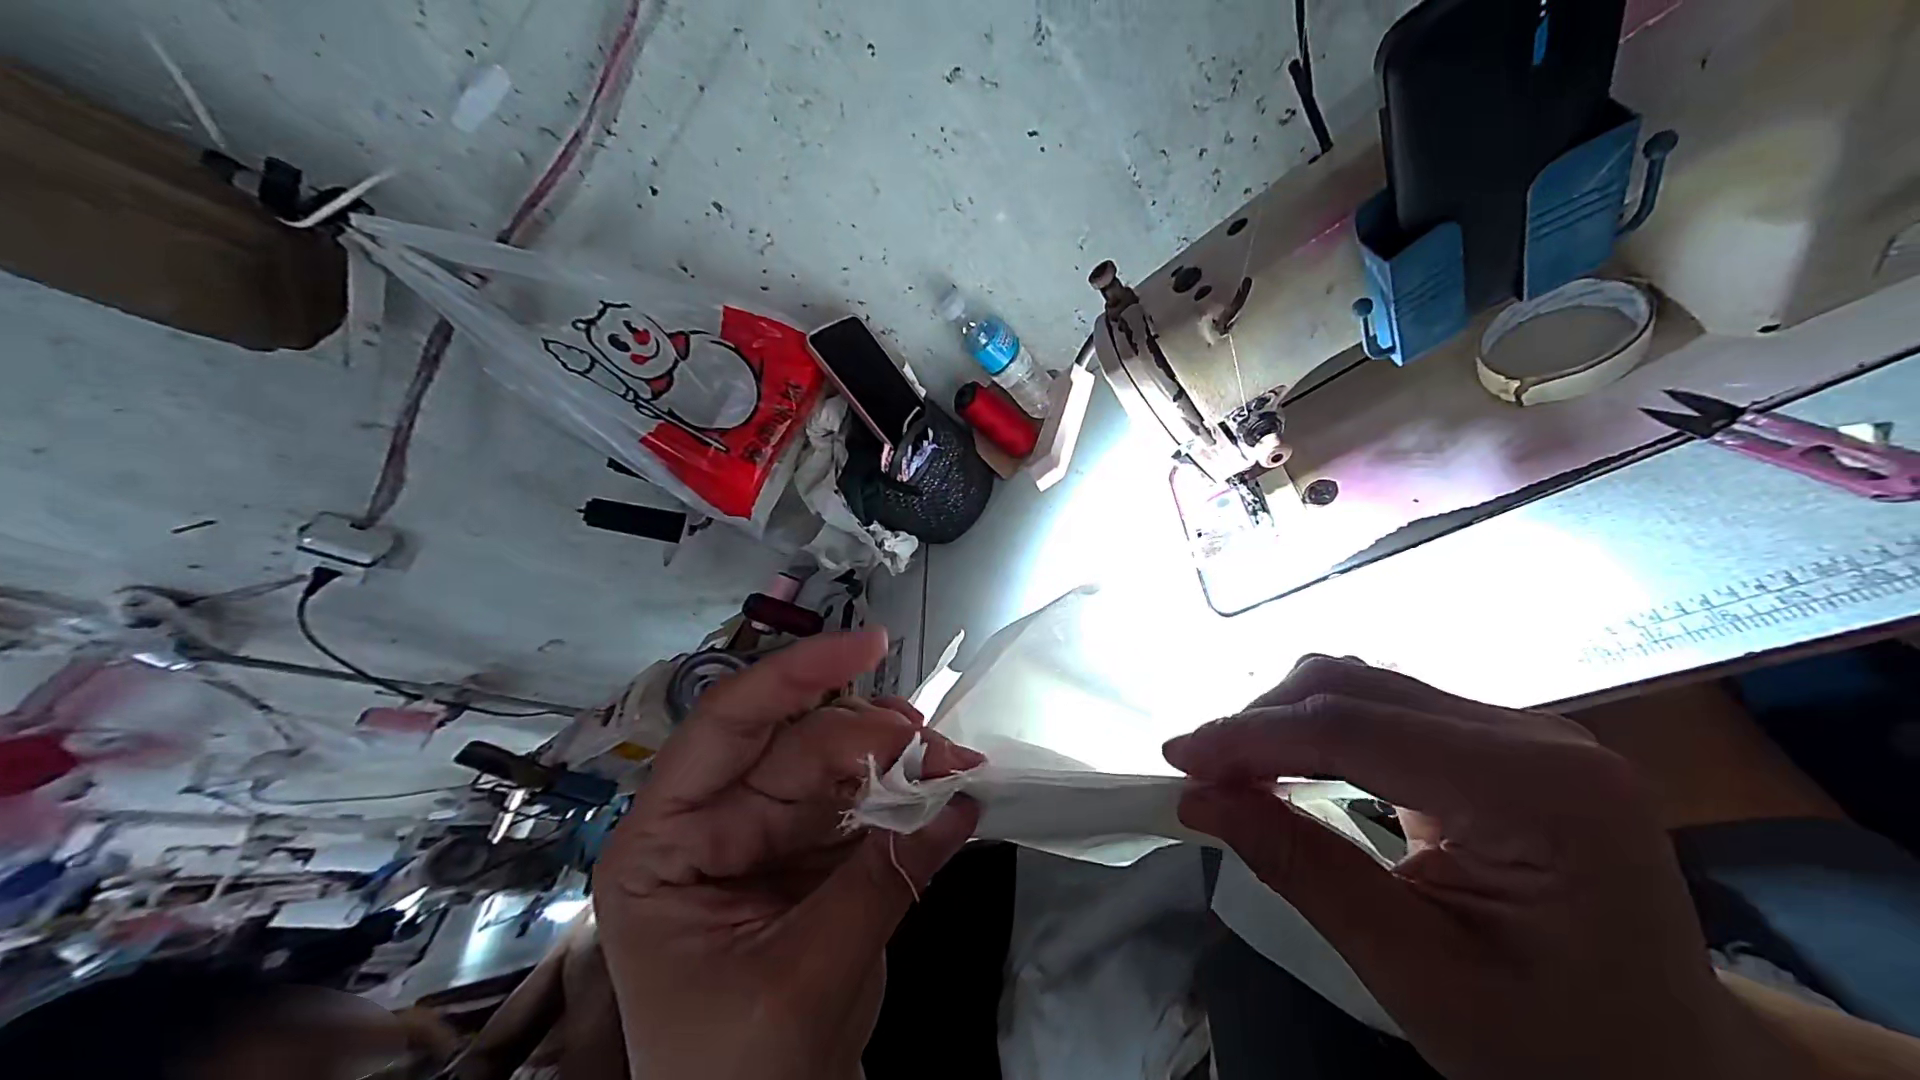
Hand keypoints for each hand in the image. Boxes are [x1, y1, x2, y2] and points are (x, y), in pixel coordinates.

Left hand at [592, 631, 980, 1079]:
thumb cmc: (738, 1071)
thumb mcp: (802, 978)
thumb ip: (883, 880)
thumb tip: (959, 801)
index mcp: (665, 844)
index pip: (725, 728)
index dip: (796, 676)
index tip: (869, 644)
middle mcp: (712, 823)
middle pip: (797, 744)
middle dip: (872, 736)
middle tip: (942, 748)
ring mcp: (767, 834)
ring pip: (837, 765)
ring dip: (898, 760)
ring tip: (952, 763)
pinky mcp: (813, 851)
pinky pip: (863, 802)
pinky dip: (907, 794)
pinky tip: (942, 789)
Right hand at [1164, 656, 1802, 1079]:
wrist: (1673, 1061)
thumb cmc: (1560, 1045)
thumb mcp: (1420, 977)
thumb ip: (1303, 872)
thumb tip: (1199, 801)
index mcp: (1543, 792)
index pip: (1355, 731)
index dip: (1251, 737)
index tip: (1176, 760)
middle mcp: (1535, 736)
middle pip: (1353, 688)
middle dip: (1259, 725)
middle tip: (1198, 777)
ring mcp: (1517, 731)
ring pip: (1359, 686)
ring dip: (1281, 722)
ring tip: (1231, 773)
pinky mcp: (1492, 741)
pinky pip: (1378, 709)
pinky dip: (1313, 733)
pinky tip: (1283, 767)